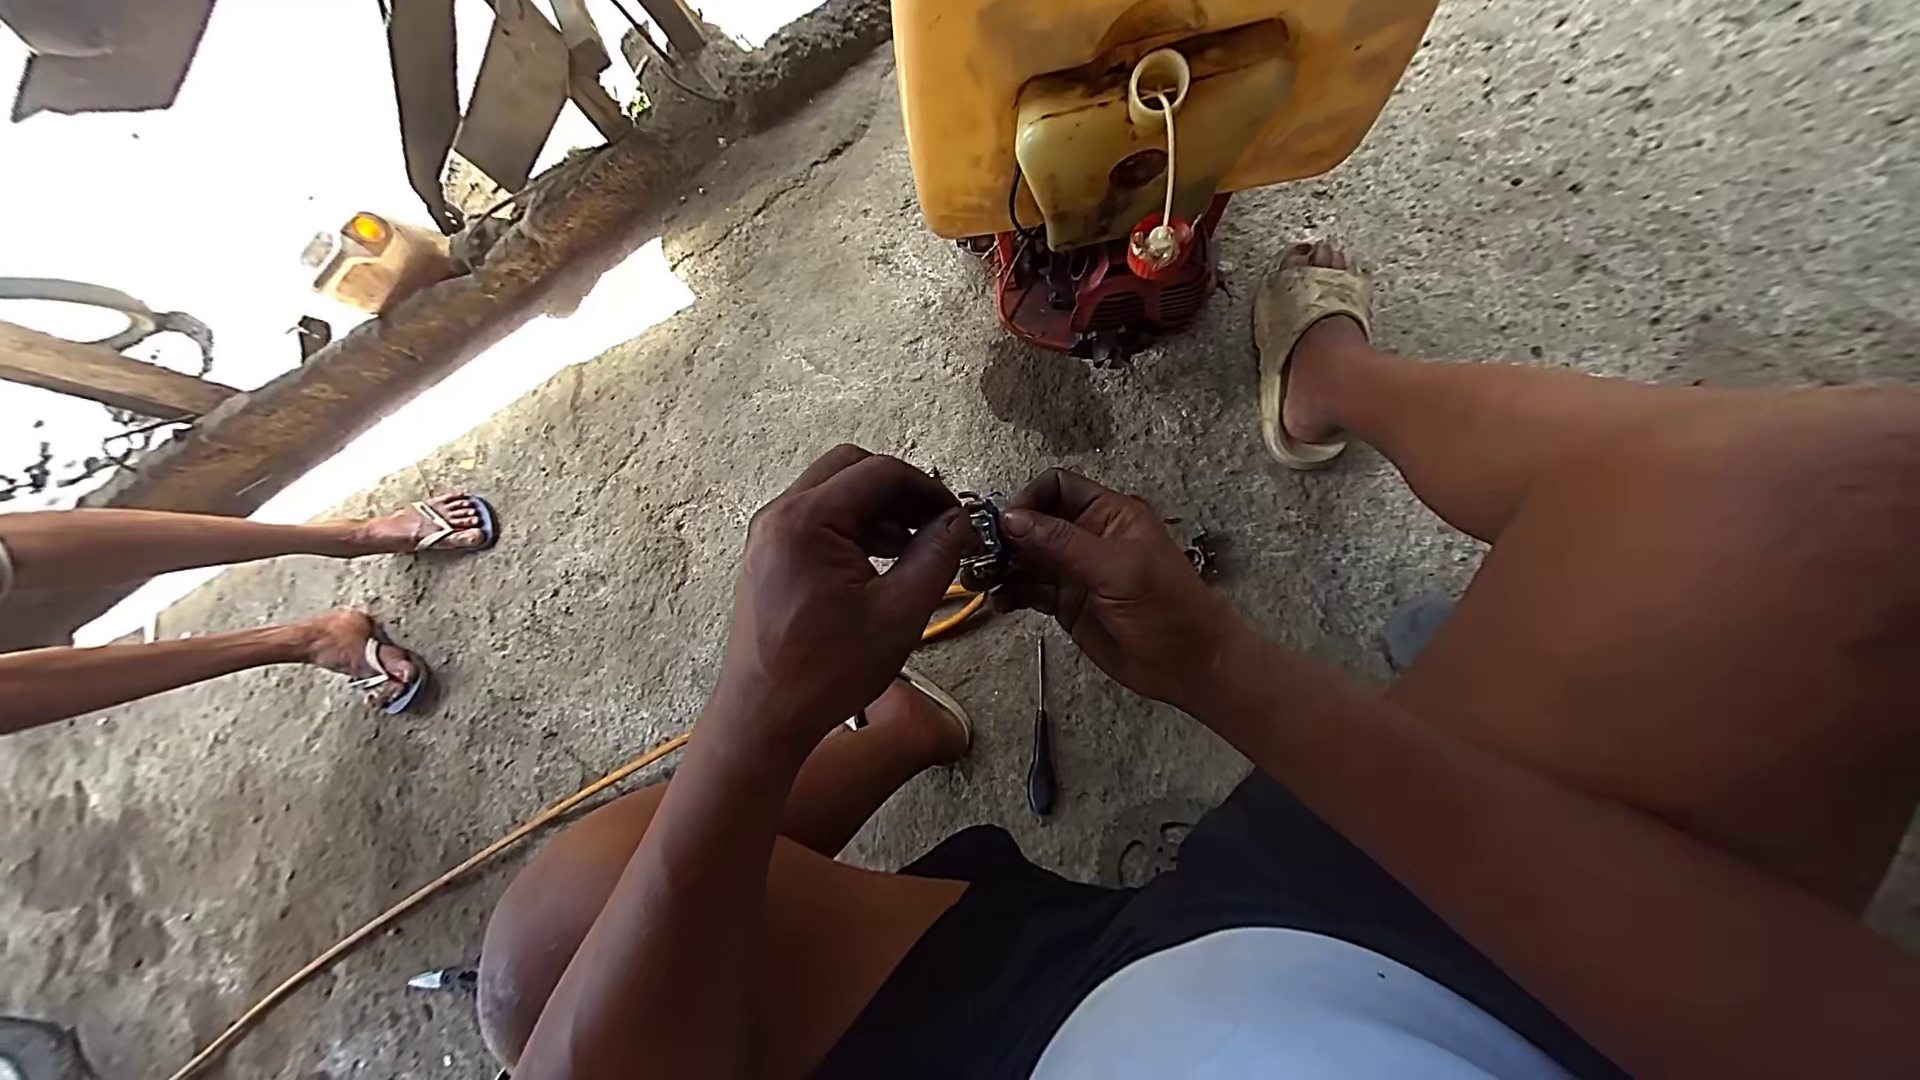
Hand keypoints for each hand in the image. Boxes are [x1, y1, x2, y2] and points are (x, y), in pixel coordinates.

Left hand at [708, 445, 974, 759]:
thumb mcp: (899, 612)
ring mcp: (772, 536)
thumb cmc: (821, 674)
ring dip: (879, 509)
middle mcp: (780, 518)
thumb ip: (937, 555)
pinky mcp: (773, 556)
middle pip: (853, 469)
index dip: (927, 488)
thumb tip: (958, 523)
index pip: (879, 472)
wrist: (765, 717)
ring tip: (914, 545)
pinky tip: (884, 560)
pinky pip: (821, 521)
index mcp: (806, 522)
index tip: (953, 514)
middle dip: (900, 491)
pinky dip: (857, 528)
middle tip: (934, 521)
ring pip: (836, 493)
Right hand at [996, 469, 1249, 713]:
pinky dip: (1010, 593)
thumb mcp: (1116, 568)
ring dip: (1001, 565)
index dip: (1029, 500)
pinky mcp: (1064, 602)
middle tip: (976, 554)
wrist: (1188, 666)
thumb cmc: (1165, 607)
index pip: (1058, 488)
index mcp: (1107, 515)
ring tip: (977, 579)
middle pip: (1034, 523)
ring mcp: (1073, 571)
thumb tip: (1011, 518)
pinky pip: (1028, 590)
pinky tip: (999, 602)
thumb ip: (1062, 542)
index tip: (1005, 525)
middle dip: (1005, 536)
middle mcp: (1086, 537)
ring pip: (1026, 558)